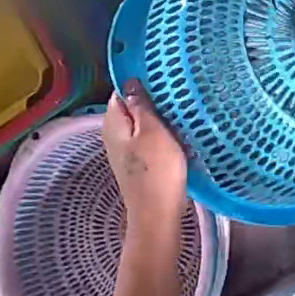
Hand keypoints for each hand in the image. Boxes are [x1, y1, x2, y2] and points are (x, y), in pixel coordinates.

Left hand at [102, 81, 187, 237]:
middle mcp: (113, 134)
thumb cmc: (157, 171)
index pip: (121, 90)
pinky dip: (161, 135)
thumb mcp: (153, 132)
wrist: (157, 217)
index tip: (164, 78)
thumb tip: (130, 81)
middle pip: (131, 108)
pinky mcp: (137, 163)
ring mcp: (124, 151)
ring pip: (141, 124)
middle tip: (177, 93)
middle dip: (152, 100)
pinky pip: (148, 139)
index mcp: (113, 123)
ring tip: (181, 111)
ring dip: (159, 118)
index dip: (141, 82)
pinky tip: (178, 134)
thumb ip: (141, 105)